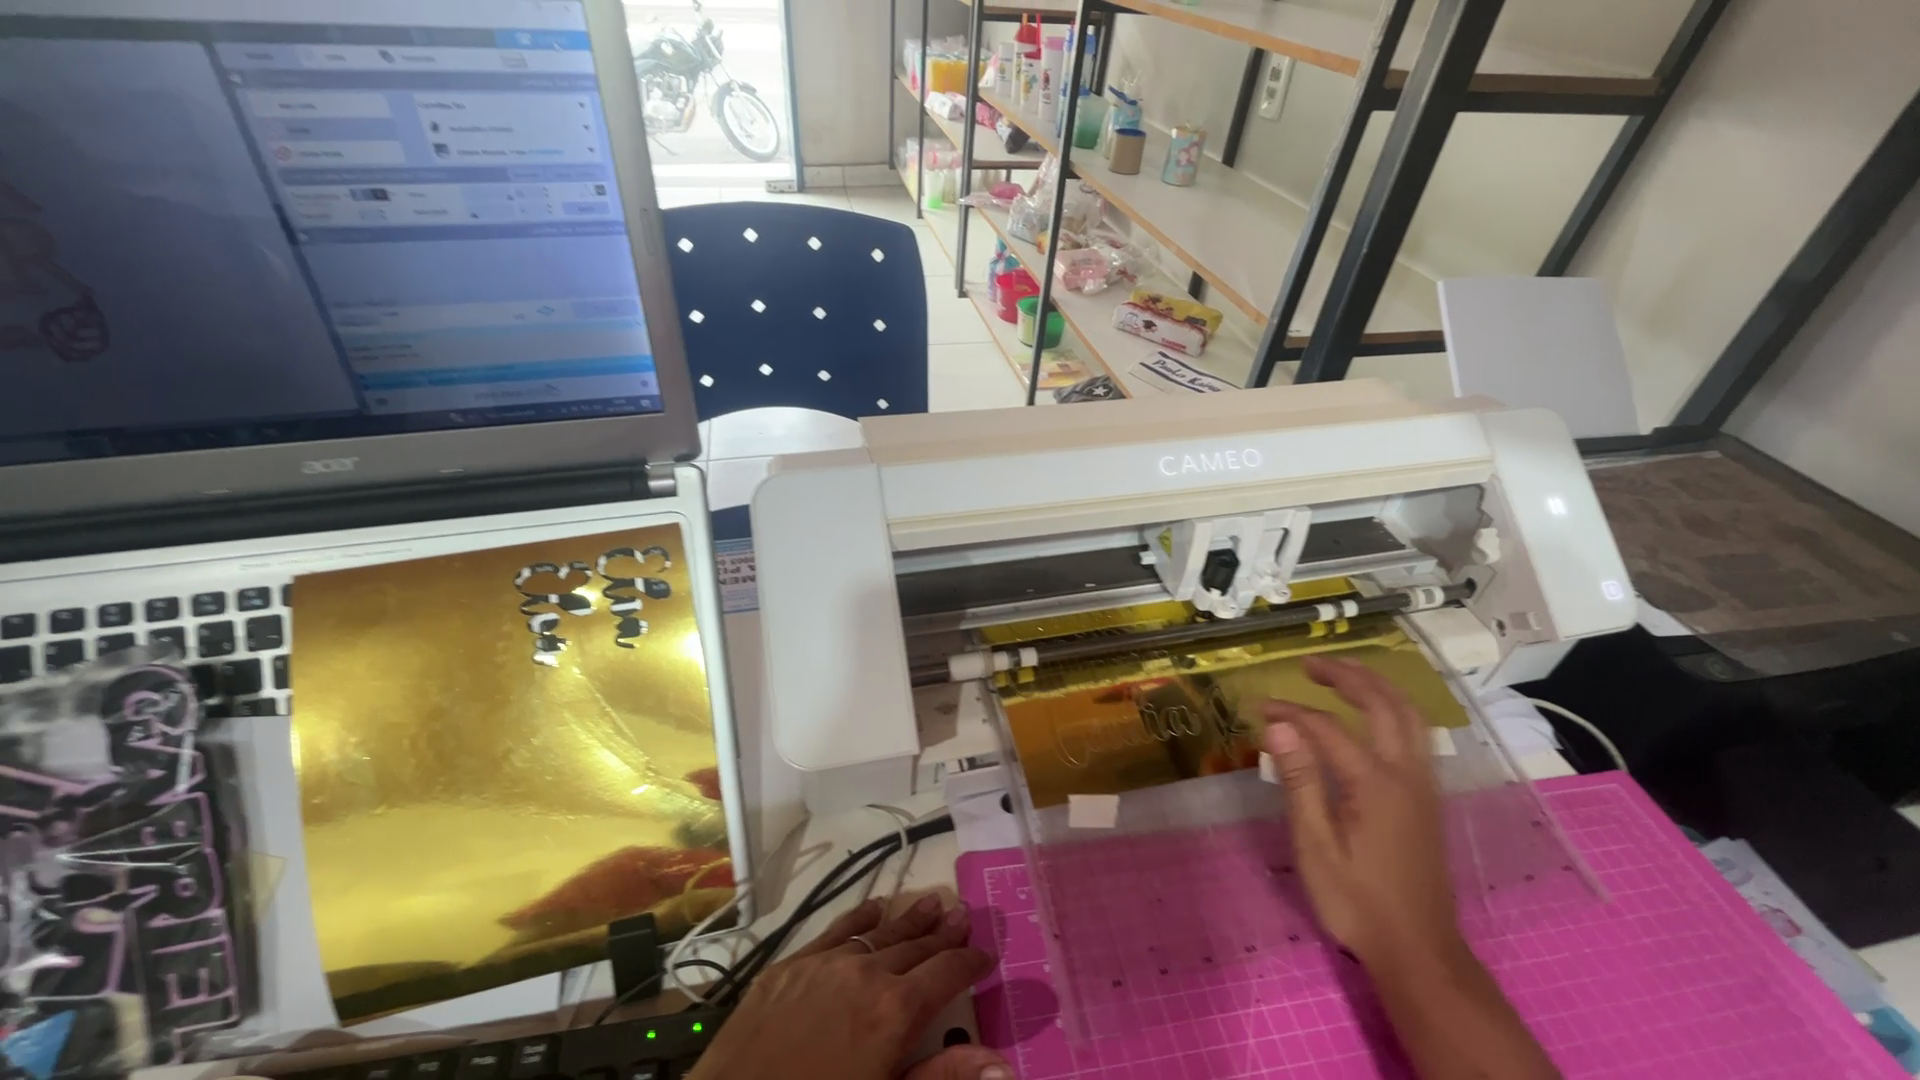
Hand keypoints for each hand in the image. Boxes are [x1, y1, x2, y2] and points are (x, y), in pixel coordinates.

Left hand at [689, 896, 1010, 1079]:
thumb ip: (943, 1075)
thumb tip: (1002, 1063)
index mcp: (896, 1010)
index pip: (946, 973)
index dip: (970, 963)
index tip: (986, 954)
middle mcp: (866, 973)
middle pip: (915, 946)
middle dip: (943, 933)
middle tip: (963, 915)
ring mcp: (825, 963)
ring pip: (879, 932)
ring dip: (909, 919)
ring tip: (932, 902)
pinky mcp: (790, 965)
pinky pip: (834, 930)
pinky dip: (859, 917)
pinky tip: (873, 907)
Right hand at [1260, 656, 1457, 965]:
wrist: (1417, 948)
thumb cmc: (1356, 900)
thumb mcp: (1316, 845)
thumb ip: (1300, 781)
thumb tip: (1279, 726)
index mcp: (1375, 783)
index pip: (1327, 728)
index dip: (1291, 712)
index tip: (1259, 708)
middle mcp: (1406, 773)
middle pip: (1382, 705)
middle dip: (1346, 676)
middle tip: (1309, 664)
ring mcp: (1423, 785)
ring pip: (1409, 716)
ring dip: (1376, 687)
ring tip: (1344, 674)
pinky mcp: (1427, 798)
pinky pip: (1416, 735)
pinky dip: (1393, 709)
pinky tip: (1374, 716)